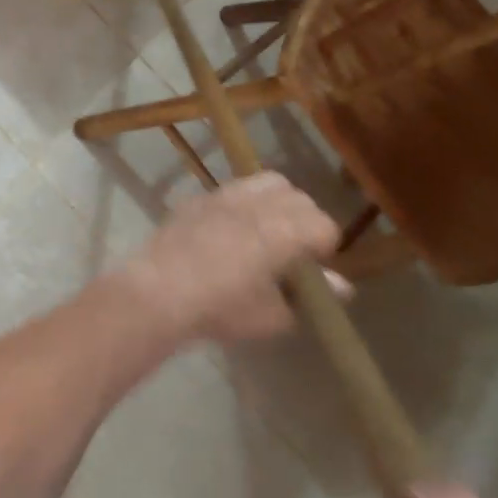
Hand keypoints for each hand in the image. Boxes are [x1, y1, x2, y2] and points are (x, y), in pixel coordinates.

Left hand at [115, 172, 339, 340]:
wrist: (158, 291)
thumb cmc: (221, 308)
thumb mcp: (273, 314)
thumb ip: (309, 296)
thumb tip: (340, 286)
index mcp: (284, 230)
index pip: (324, 225)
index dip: (325, 248)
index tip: (312, 269)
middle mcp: (257, 204)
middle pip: (298, 197)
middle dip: (304, 221)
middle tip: (293, 251)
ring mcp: (224, 195)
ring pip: (266, 182)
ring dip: (275, 203)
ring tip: (266, 233)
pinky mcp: (197, 198)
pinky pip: (231, 190)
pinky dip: (242, 204)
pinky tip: (230, 232)